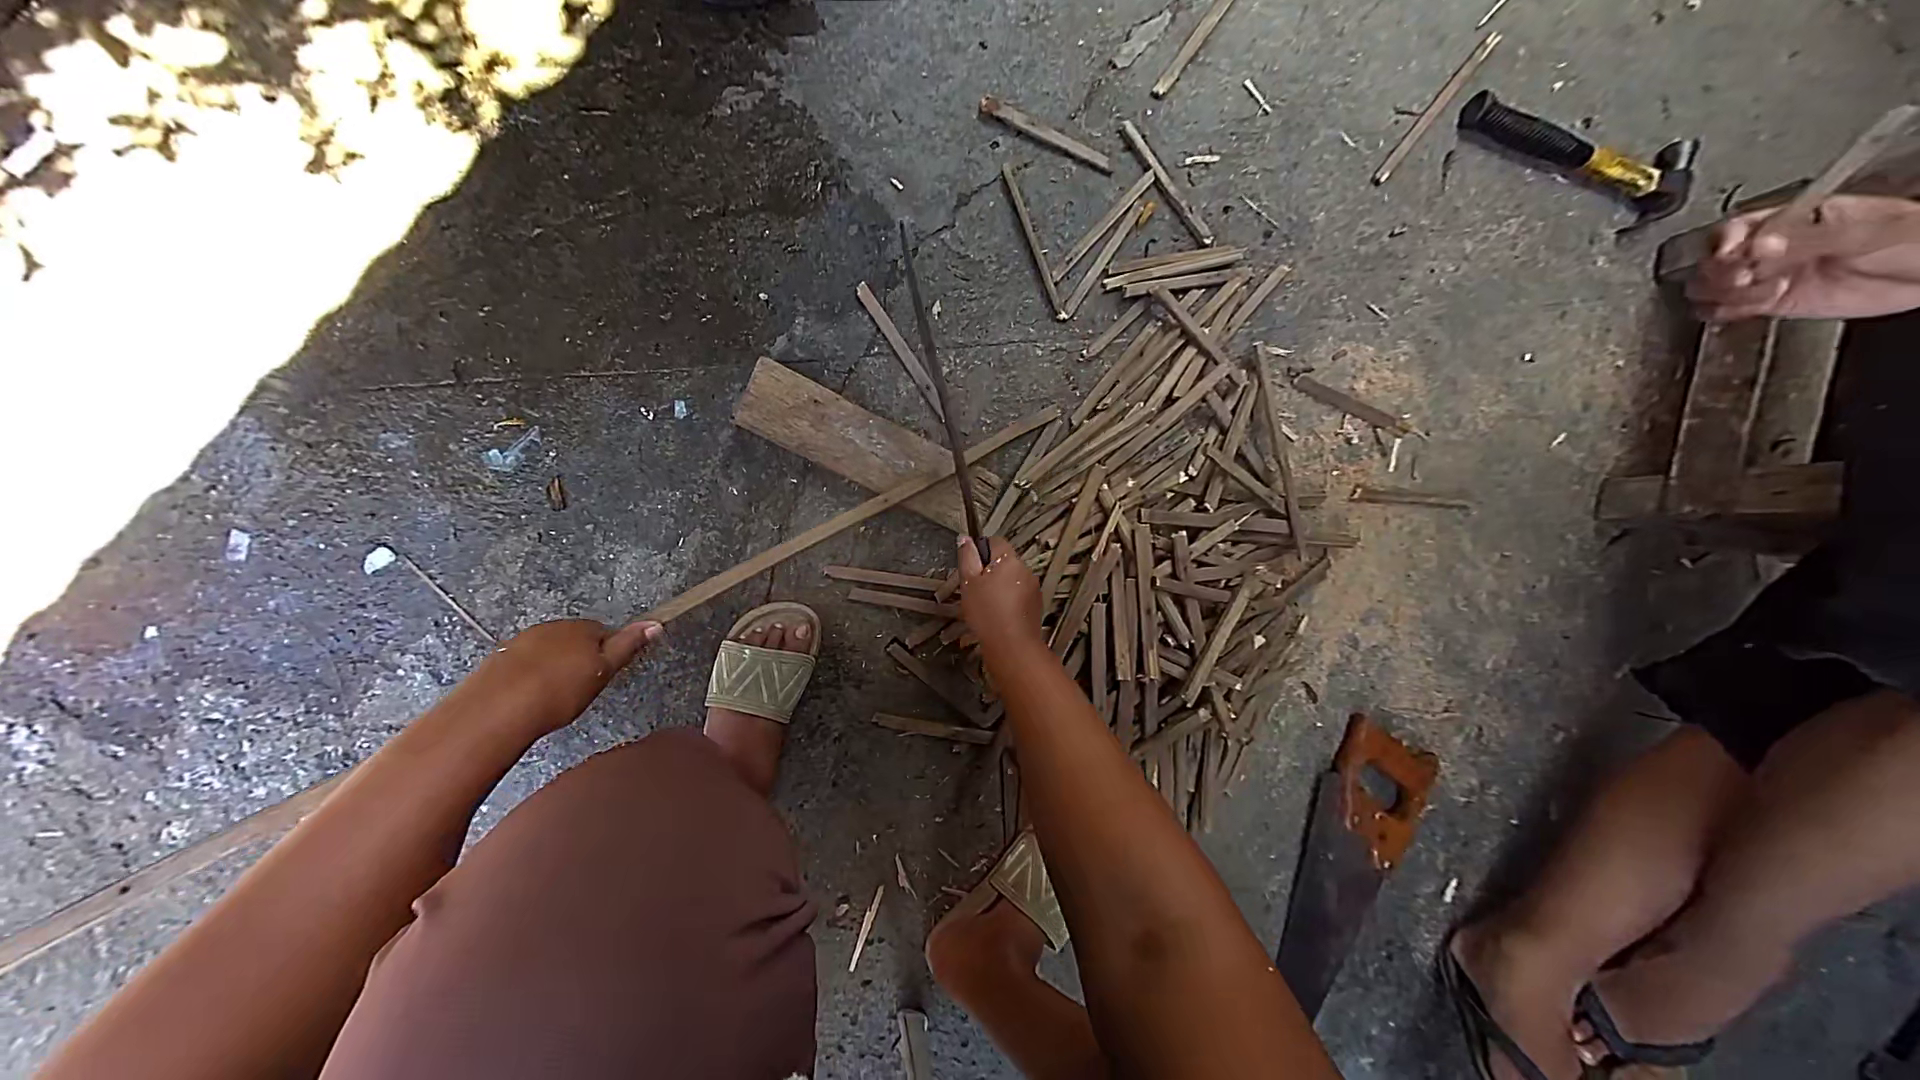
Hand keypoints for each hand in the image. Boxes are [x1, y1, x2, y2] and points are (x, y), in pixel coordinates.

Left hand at [460, 619, 661, 736]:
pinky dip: (531, 676)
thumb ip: (629, 645)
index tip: (603, 676)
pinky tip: (531, 696)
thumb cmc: (557, 691)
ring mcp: (523, 641)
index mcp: (581, 628)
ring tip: (554, 696)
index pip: (605, 633)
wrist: (497, 711)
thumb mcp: (603, 670)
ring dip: (554, 668)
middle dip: (580, 659)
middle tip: (581, 688)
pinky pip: (525, 664)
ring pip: (549, 651)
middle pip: (575, 640)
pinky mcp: (500, 659)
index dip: (607, 656)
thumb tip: (655, 624)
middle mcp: (552, 628)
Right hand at [958, 536, 1043, 649]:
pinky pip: (1019, 594)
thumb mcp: (968, 582)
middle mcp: (1025, 569)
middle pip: (1004, 561)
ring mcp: (1033, 587)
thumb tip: (965, 539)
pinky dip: (1009, 600)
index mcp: (1009, 559)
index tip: (971, 567)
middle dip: (989, 571)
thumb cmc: (987, 613)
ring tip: (985, 605)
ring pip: (1011, 578)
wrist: (1011, 645)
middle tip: (974, 589)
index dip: (980, 551)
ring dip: (999, 586)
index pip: (995, 541)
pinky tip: (998, 614)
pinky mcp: (1036, 604)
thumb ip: (967, 557)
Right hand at [1689, 195, 1919, 320]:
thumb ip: (1809, 237)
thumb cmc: (1914, 238)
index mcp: (1789, 220)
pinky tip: (1760, 304)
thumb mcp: (1866, 229)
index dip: (1725, 243)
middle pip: (1711, 261)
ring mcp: (1766, 277)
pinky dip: (1729, 311)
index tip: (1737, 253)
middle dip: (1721, 272)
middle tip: (1747, 276)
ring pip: (1708, 288)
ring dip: (1724, 294)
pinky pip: (1723, 311)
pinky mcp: (1768, 303)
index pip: (1732, 229)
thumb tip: (1760, 245)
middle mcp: (1769, 249)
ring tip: (1762, 291)